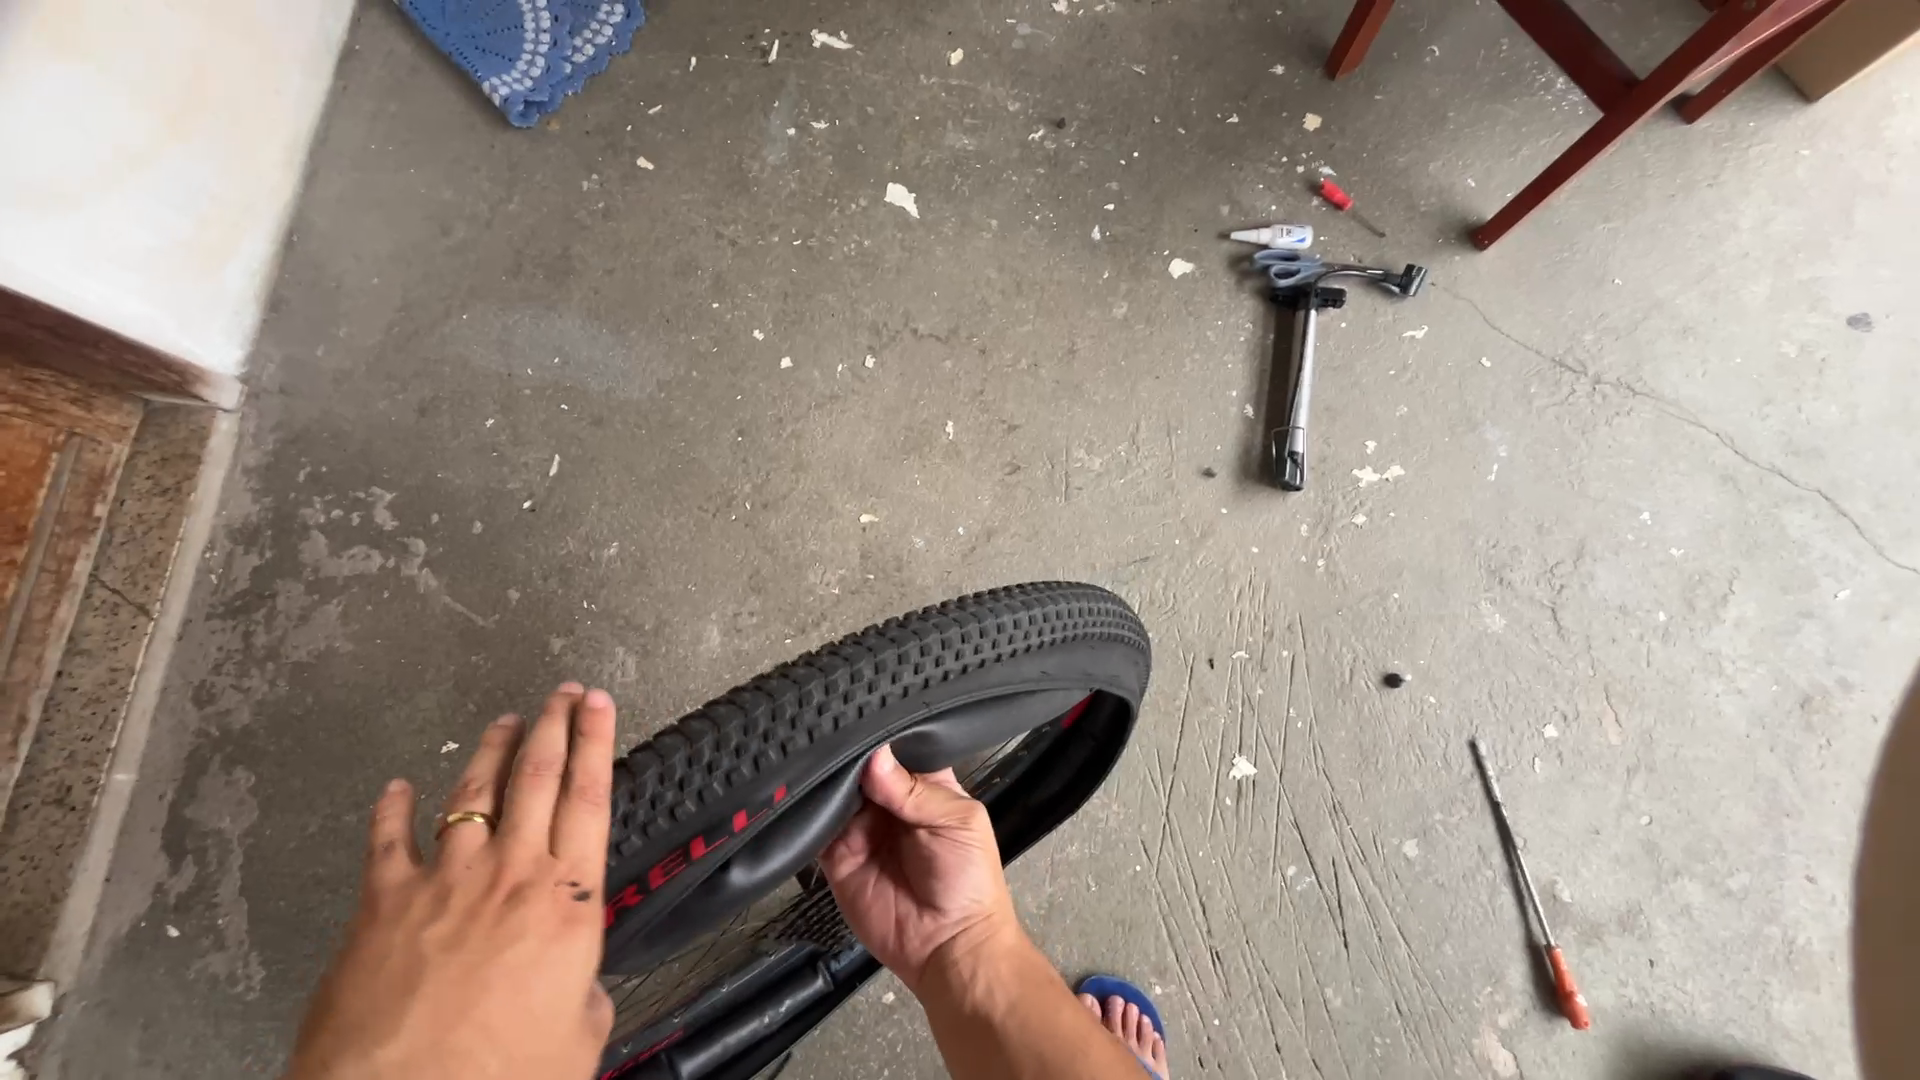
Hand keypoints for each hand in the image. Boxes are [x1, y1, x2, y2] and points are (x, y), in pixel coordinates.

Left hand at [285, 685, 617, 1079]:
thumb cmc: (499, 1076)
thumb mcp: (580, 1037)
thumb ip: (586, 994)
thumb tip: (578, 987)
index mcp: (568, 898)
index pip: (589, 796)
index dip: (596, 741)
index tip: (599, 705)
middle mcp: (511, 874)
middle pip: (538, 776)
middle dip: (554, 724)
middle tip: (563, 692)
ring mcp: (445, 883)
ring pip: (474, 793)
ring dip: (492, 751)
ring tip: (506, 722)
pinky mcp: (383, 907)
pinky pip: (387, 842)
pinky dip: (392, 810)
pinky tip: (397, 787)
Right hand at [817, 744, 1022, 993]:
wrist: (949, 948)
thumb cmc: (968, 879)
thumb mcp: (956, 822)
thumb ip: (915, 789)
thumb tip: (874, 756)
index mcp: (925, 785)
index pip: (898, 749)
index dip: (881, 734)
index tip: (858, 714)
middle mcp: (889, 801)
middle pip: (861, 766)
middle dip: (847, 753)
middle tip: (828, 731)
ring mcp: (861, 827)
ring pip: (836, 792)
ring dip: (826, 779)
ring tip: (813, 757)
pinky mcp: (837, 856)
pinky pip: (816, 828)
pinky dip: (808, 813)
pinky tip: (801, 793)